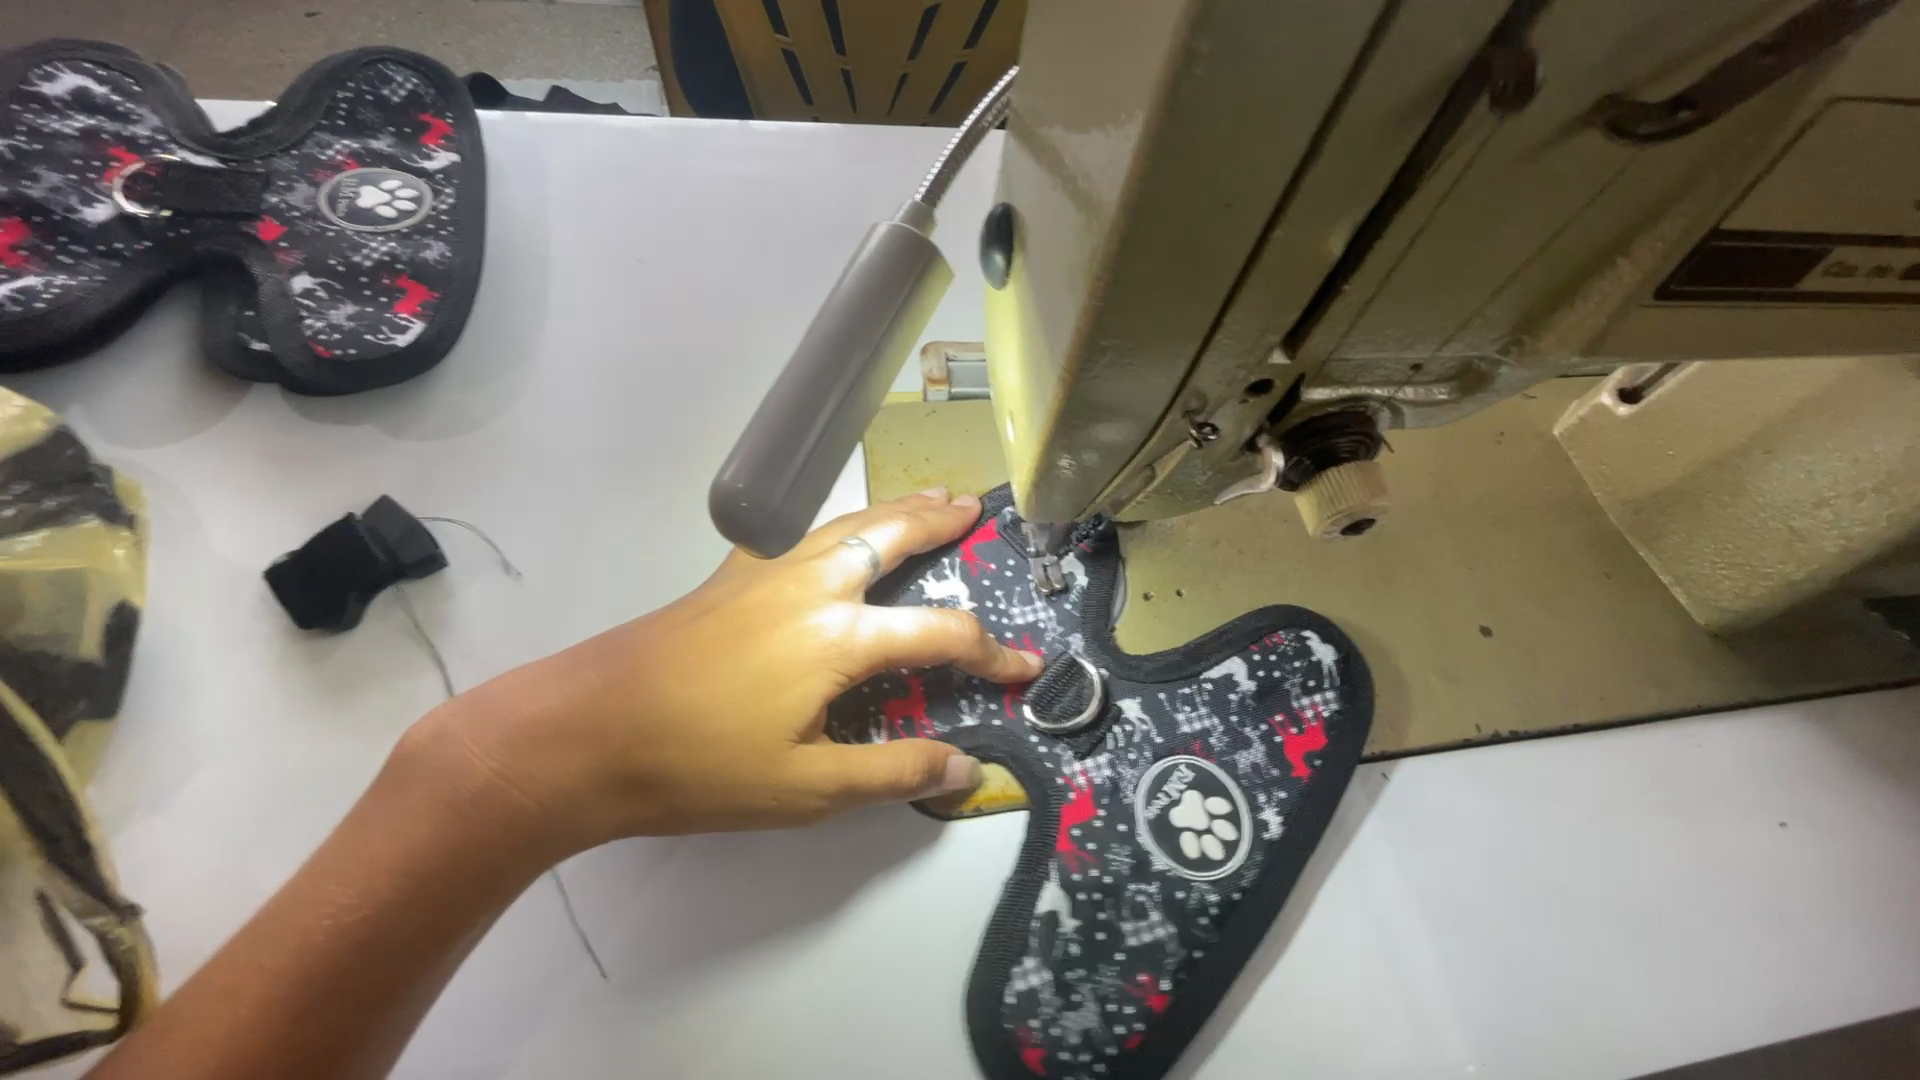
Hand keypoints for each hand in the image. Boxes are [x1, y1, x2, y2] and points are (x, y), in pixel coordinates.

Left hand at [404, 489, 1039, 857]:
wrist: (588, 730)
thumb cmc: (702, 766)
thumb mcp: (808, 789)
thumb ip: (894, 772)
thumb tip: (968, 767)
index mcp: (841, 636)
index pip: (943, 633)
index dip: (993, 653)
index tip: (1026, 667)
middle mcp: (813, 586)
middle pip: (893, 535)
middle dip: (941, 521)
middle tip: (975, 506)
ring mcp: (767, 573)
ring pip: (847, 523)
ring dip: (895, 509)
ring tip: (928, 498)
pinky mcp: (731, 577)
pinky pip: (803, 536)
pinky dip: (841, 525)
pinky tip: (834, 537)